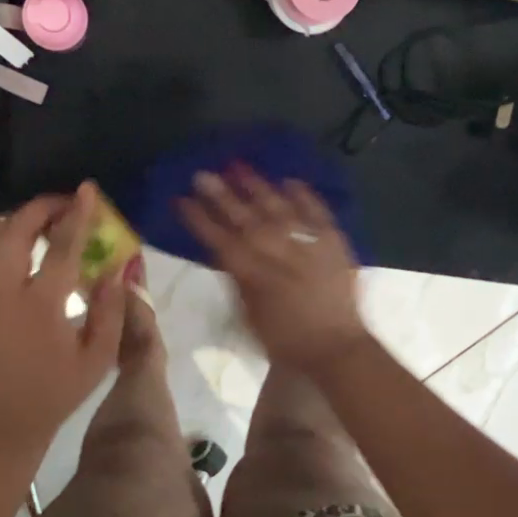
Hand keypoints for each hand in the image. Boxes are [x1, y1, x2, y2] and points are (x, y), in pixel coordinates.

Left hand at [0, 183, 125, 453]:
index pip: (60, 246)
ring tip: (42, 221)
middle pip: (16, 228)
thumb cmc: (55, 394)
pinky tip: (23, 245)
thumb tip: (117, 268)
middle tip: (66, 204)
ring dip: (17, 219)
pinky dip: (2, 238)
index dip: (76, 214)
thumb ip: (110, 310)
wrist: (0, 423)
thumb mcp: (97, 359)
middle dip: (42, 207)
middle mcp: (5, 291)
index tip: (87, 190)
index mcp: (40, 305)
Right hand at [177, 165, 372, 370]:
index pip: (219, 240)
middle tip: (202, 174)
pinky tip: (289, 181)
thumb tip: (224, 256)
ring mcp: (307, 245)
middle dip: (221, 196)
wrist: (336, 349)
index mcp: (252, 275)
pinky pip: (317, 212)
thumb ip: (237, 284)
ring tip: (238, 167)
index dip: (199, 219)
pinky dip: (303, 196)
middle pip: (245, 219)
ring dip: (257, 187)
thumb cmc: (286, 342)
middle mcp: (277, 254)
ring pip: (278, 209)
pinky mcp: (333, 242)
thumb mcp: (249, 318)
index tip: (181, 199)